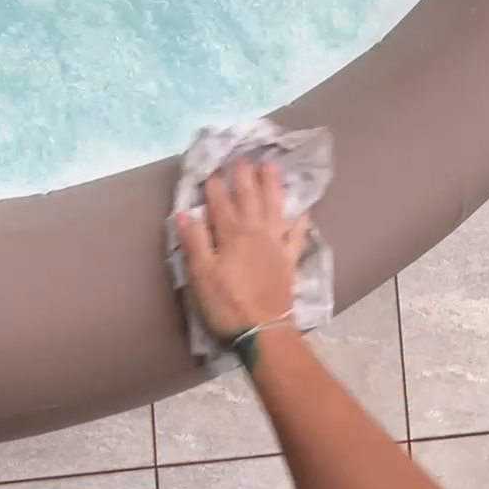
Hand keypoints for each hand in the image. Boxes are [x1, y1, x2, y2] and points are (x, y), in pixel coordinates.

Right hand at [175, 159, 308, 336]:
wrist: (264, 331)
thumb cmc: (227, 304)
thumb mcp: (201, 275)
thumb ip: (194, 242)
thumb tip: (184, 213)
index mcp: (232, 235)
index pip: (220, 204)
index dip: (214, 187)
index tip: (210, 169)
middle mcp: (256, 233)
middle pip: (250, 199)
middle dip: (244, 178)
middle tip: (242, 158)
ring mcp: (276, 246)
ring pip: (275, 208)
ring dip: (272, 186)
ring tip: (271, 167)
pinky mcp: (288, 261)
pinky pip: (297, 234)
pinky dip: (301, 218)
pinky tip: (304, 207)